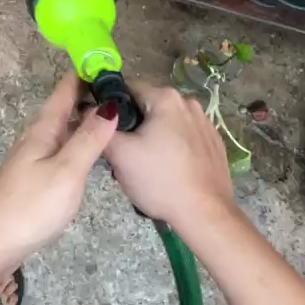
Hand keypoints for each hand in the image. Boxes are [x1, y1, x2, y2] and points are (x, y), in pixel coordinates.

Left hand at [0, 72, 117, 272]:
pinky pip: (61, 148)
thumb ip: (89, 139)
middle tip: (125, 93)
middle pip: (64, 108)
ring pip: (63, 129)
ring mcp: (33, 157)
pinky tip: (92, 153)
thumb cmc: (32, 206)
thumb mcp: (67, 171)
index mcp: (43, 129)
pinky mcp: (34, 177)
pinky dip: (79, 142)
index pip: (65, 91)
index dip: (86, 75)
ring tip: (115, 118)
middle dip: (90, 97)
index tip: (112, 64)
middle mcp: (36, 137)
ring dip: (85, 120)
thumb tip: (110, 105)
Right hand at [104, 81, 237, 227]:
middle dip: (131, 126)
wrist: (206, 215)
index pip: (125, 89)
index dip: (109, 108)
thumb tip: (89, 110)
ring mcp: (205, 122)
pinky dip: (171, 148)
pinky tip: (168, 170)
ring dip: (150, 137)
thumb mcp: (119, 154)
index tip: (103, 131)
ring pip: (164, 123)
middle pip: (146, 107)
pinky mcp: (214, 143)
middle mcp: (188, 102)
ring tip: (144, 166)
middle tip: (122, 154)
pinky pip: (183, 137)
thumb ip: (100, 126)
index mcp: (166, 97)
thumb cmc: (160, 180)